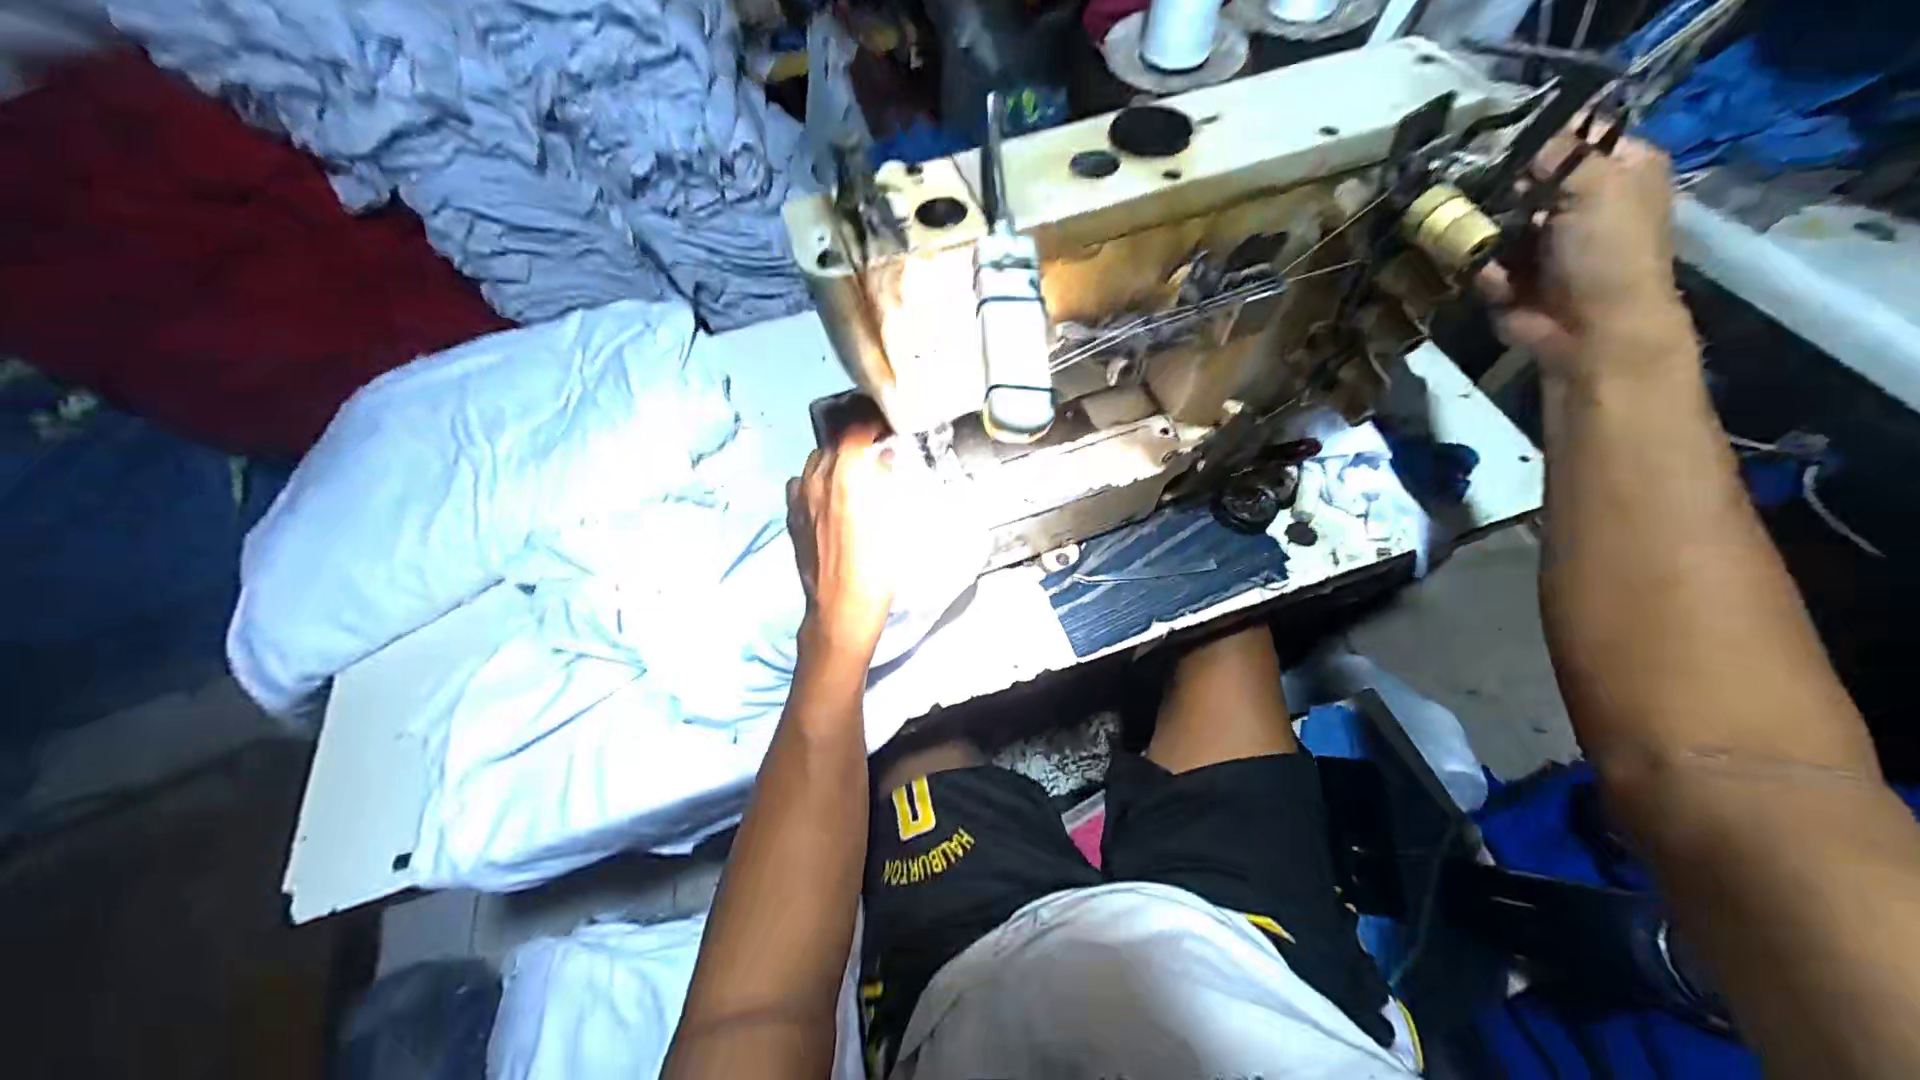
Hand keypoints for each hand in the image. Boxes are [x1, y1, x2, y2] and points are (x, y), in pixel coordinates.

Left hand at [788, 423, 896, 661]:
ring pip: (814, 462)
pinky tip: (828, 496)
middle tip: (875, 450)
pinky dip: (815, 481)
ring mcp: (798, 499)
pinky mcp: (790, 517)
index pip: (855, 432)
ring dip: (833, 460)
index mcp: (846, 478)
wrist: (840, 609)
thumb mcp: (894, 521)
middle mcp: (816, 481)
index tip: (886, 426)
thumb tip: (882, 462)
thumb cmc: (876, 569)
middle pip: (833, 444)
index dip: (872, 423)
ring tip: (851, 472)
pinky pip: (799, 484)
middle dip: (854, 442)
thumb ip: (885, 483)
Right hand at [1478, 133, 1697, 382]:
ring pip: (1490, 217)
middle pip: (1520, 176)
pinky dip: (1483, 271)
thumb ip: (1556, 153)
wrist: (1589, 331)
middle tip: (1470, 188)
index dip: (1533, 131)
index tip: (1492, 134)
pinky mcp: (1507, 273)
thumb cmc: (1607, 253)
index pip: (1570, 132)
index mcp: (1616, 167)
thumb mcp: (1594, 186)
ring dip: (1480, 233)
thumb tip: (1512, 132)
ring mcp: (1538, 238)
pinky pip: (1479, 259)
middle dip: (1493, 186)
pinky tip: (1498, 284)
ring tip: (1481, 244)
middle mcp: (1577, 198)